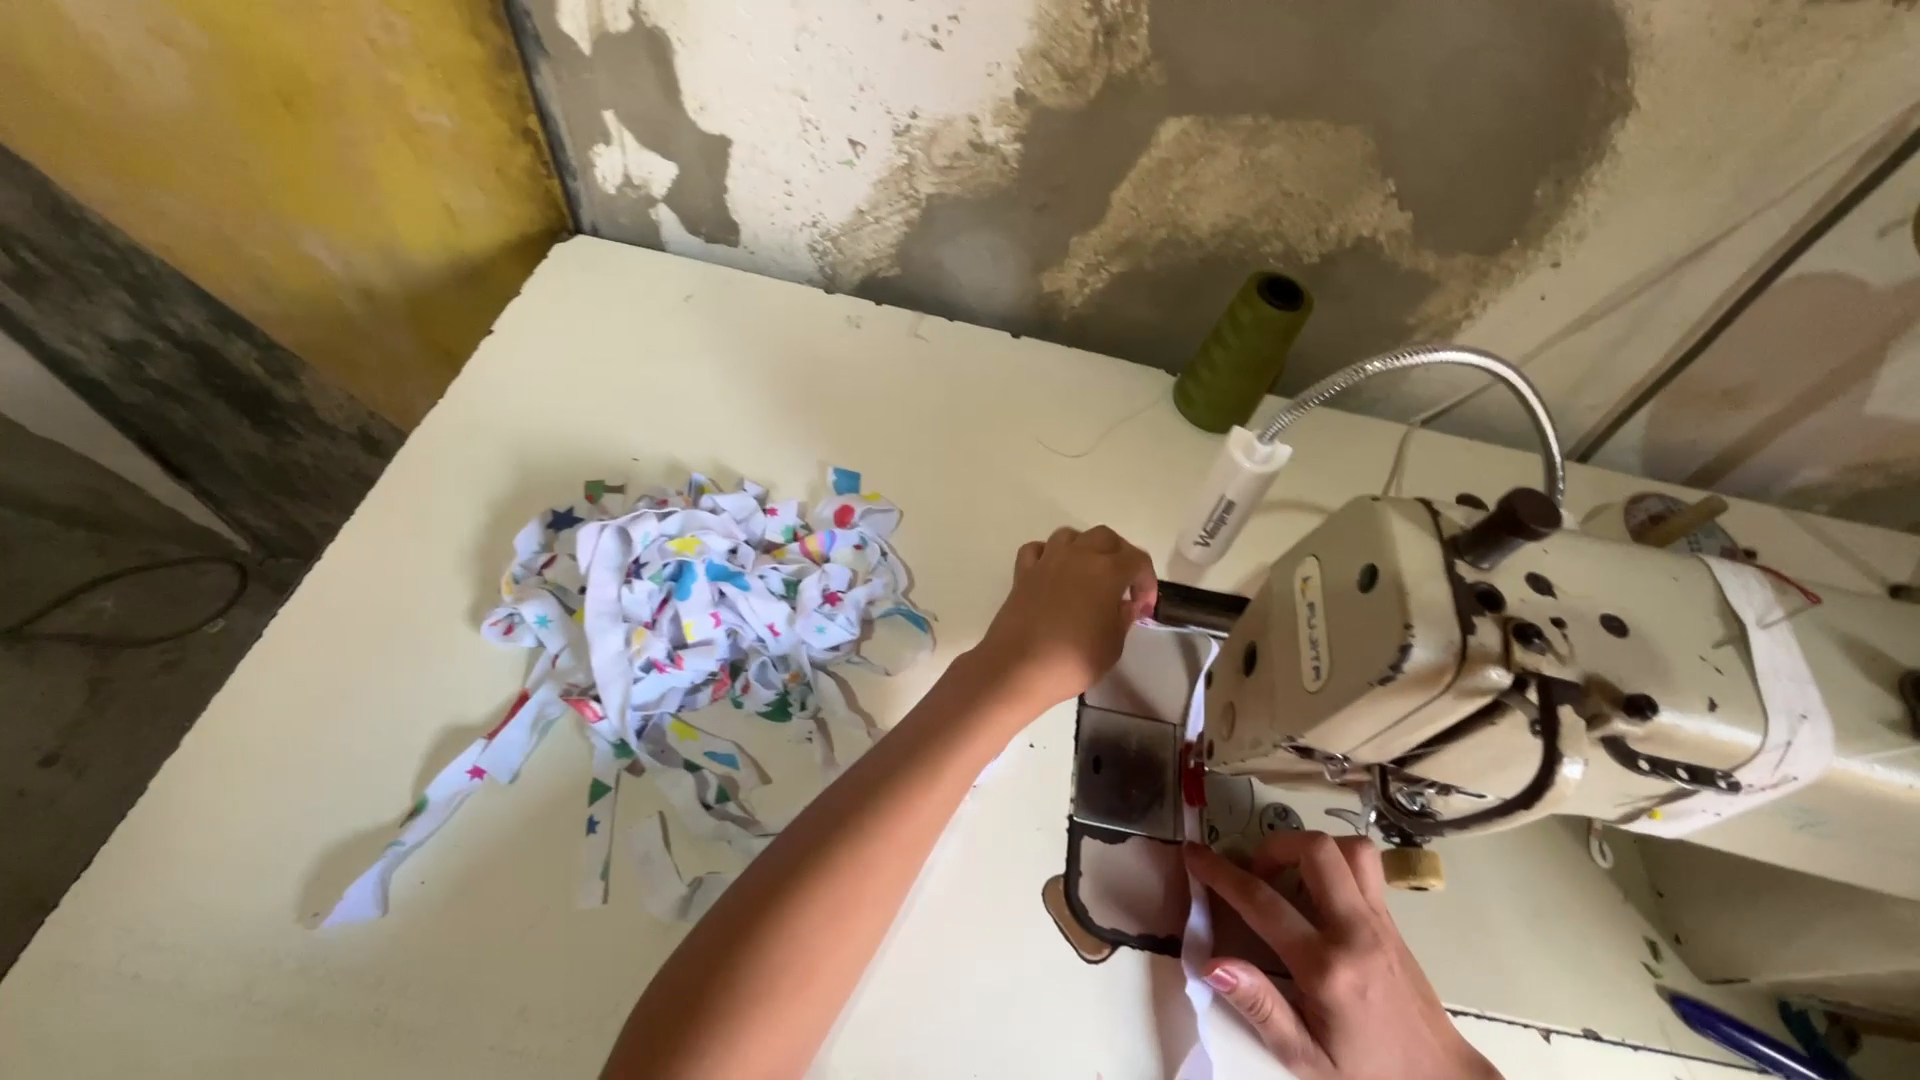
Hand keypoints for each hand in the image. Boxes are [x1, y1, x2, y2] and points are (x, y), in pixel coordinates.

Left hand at [973, 525, 1157, 708]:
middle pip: (1105, 537)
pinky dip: (1048, 554)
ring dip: (1085, 548)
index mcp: (1106, 571)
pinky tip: (1053, 573)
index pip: (1137, 559)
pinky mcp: (1022, 573)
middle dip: (1120, 556)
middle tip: (1122, 585)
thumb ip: (1123, 618)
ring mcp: (1046, 562)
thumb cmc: (1073, 660)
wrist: (1018, 668)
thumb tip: (1125, 604)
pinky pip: (1037, 549)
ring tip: (1089, 574)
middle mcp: (1077, 556)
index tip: (1143, 607)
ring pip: (1070, 536)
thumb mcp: (1113, 645)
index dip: (1146, 581)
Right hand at [1185, 832, 1501, 1079]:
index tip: (1193, 854)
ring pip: (1349, 848)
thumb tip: (1212, 963)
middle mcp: (1356, 931)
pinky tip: (1315, 896)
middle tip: (1253, 872)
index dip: (1220, 872)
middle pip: (1316, 850)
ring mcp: (1381, 922)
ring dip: (1310, 848)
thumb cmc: (1368, 1075)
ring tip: (1287, 877)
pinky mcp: (1394, 922)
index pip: (1262, 902)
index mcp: (1327, 968)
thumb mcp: (1306, 1060)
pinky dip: (1333, 864)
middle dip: (1273, 845)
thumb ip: (1259, 1007)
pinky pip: (1365, 869)